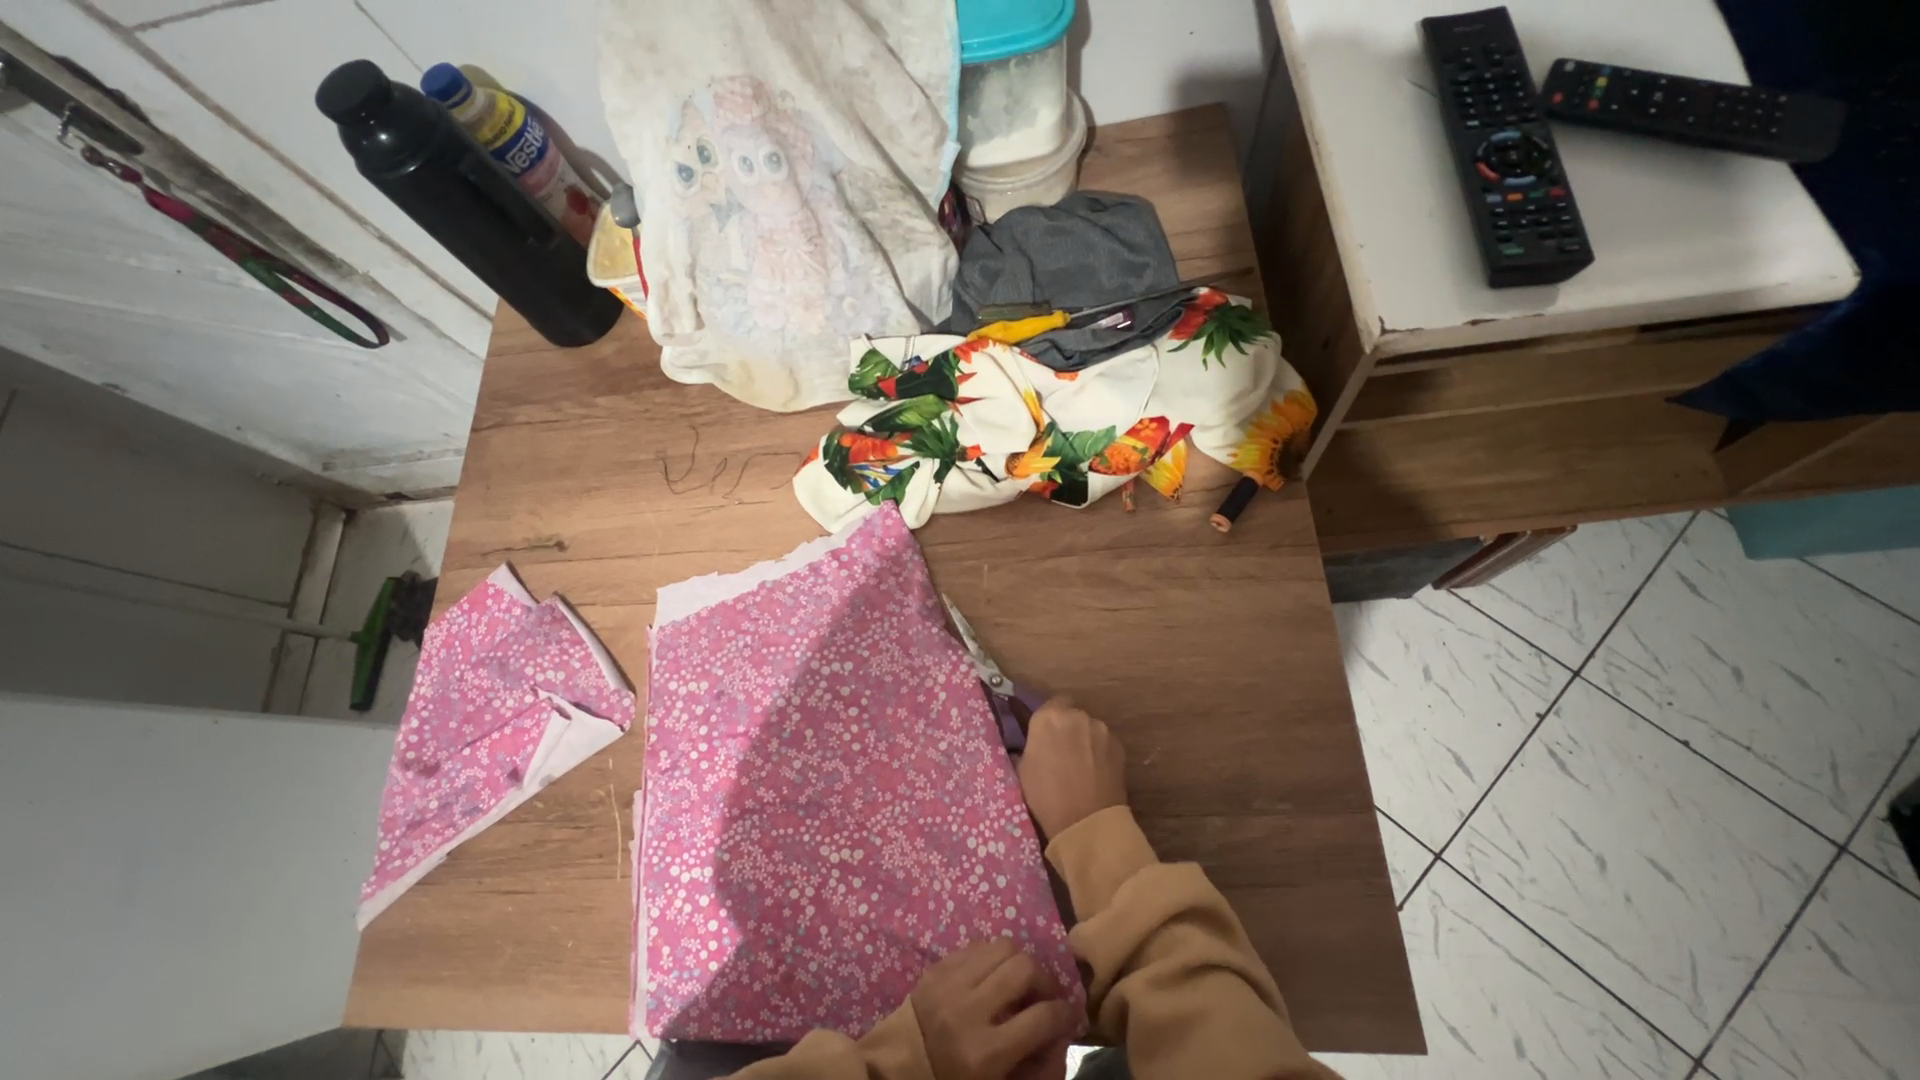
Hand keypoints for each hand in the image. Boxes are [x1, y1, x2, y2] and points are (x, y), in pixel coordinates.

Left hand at [912, 939, 1076, 1079]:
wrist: (898, 1066)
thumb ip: (1037, 1066)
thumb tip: (1063, 1034)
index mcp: (984, 1053)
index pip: (1042, 1017)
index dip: (1065, 1013)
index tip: (1069, 1015)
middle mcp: (968, 1010)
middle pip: (1024, 968)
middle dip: (1045, 980)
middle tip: (1045, 995)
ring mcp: (950, 983)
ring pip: (1003, 946)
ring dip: (1021, 962)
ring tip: (1021, 981)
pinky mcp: (938, 967)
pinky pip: (979, 945)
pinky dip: (994, 957)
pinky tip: (995, 975)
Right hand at [1016, 698, 1126, 842]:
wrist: (1087, 822)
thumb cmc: (1046, 797)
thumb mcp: (1022, 771)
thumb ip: (1026, 749)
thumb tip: (1028, 746)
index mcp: (1048, 718)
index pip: (1049, 706)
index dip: (1049, 721)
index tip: (1046, 738)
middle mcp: (1076, 716)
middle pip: (1071, 714)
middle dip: (1067, 728)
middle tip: (1061, 752)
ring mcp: (1101, 729)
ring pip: (1089, 728)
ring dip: (1084, 739)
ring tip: (1081, 765)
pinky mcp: (1119, 745)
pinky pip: (1104, 742)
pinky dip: (1099, 751)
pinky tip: (1095, 772)